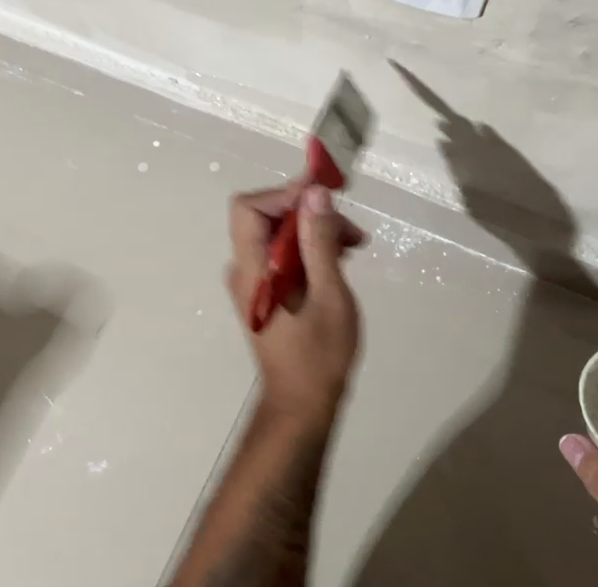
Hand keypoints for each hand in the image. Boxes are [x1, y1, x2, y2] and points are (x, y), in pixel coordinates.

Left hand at [226, 183, 366, 421]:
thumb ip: (319, 242)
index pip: (249, 208)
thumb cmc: (319, 355)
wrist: (303, 405)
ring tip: (354, 244)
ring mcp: (252, 282)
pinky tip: (340, 259)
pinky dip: (308, 248)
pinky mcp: (265, 291)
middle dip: (308, 211)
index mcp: (252, 270)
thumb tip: (314, 193)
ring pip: (277, 234)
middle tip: (350, 227)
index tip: (324, 194)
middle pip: (265, 217)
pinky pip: (281, 254)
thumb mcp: (329, 295)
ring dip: (313, 229)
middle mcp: (244, 270)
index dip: (284, 193)